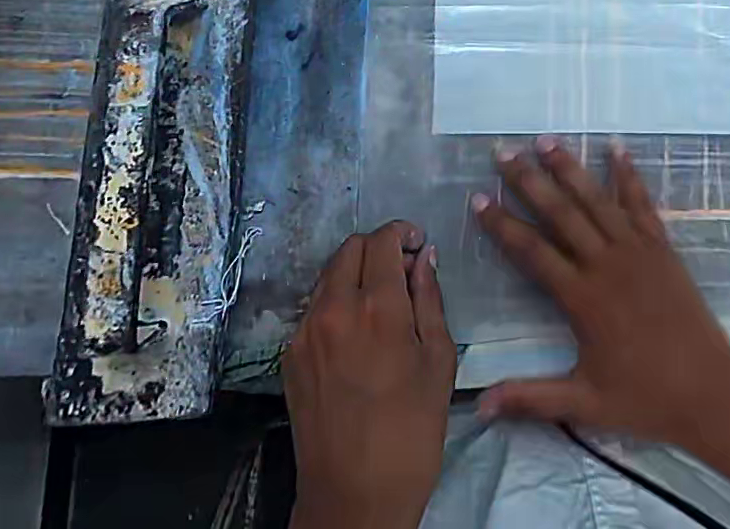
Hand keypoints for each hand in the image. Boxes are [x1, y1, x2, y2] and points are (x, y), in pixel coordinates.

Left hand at [285, 220, 456, 528]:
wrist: (353, 497)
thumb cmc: (411, 433)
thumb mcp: (439, 363)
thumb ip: (430, 299)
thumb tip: (425, 257)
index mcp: (378, 307)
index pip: (383, 240)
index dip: (402, 232)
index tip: (417, 243)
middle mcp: (335, 306)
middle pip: (351, 247)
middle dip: (378, 247)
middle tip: (400, 271)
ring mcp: (306, 328)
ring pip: (329, 273)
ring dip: (355, 272)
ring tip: (378, 301)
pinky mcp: (289, 351)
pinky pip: (314, 307)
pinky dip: (336, 302)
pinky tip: (354, 334)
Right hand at [471, 136, 729, 457]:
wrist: (716, 397)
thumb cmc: (646, 398)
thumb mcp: (584, 402)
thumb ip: (531, 398)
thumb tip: (480, 409)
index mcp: (583, 299)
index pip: (532, 251)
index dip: (502, 224)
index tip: (478, 198)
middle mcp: (606, 265)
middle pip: (560, 213)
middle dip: (528, 181)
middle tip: (502, 152)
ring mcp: (636, 252)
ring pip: (595, 201)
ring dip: (569, 168)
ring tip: (545, 140)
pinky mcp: (662, 248)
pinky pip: (641, 205)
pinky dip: (628, 175)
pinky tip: (615, 148)